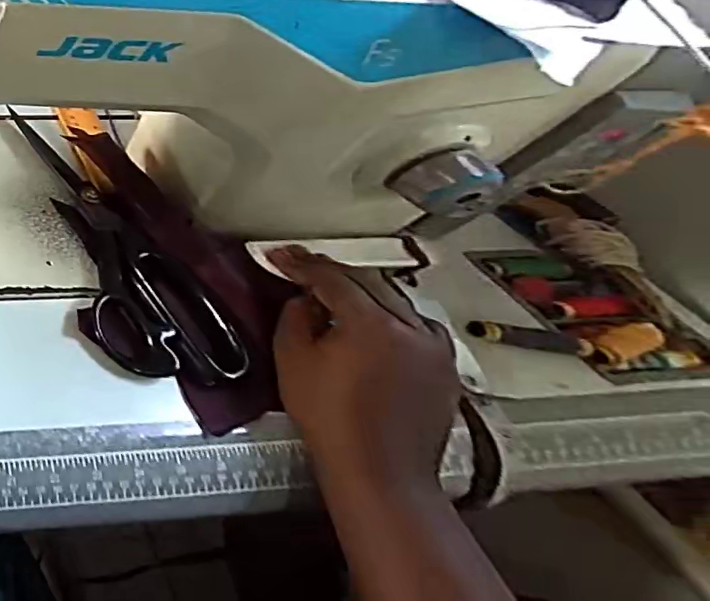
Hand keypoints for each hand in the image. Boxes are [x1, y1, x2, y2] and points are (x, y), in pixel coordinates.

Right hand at [272, 247, 459, 494]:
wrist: (379, 469)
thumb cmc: (327, 412)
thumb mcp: (292, 355)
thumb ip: (296, 315)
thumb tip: (307, 299)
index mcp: (374, 324)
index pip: (333, 278)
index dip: (301, 263)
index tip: (278, 255)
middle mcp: (413, 331)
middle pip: (370, 283)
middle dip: (332, 272)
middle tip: (301, 264)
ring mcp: (437, 352)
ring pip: (398, 301)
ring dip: (364, 290)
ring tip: (336, 288)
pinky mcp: (445, 371)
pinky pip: (417, 326)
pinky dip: (391, 313)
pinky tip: (375, 319)